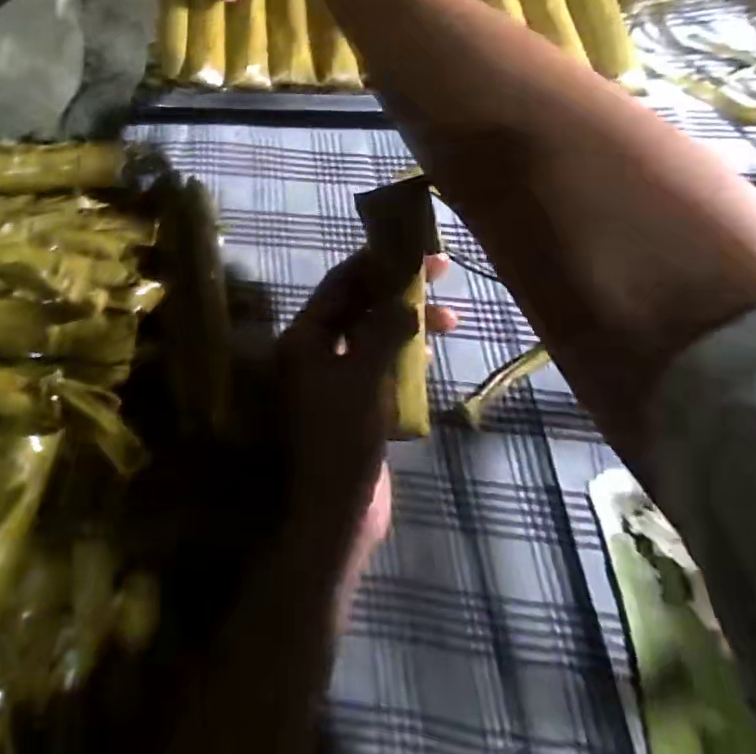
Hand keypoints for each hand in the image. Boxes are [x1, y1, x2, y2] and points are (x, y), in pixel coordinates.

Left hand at [276, 251, 460, 546]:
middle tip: (442, 273)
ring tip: (450, 318)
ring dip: (407, 321)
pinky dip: (404, 352)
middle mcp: (314, 349)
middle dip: (397, 289)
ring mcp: (334, 374)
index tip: (414, 247)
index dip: (375, 262)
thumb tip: (404, 298)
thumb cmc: (344, 438)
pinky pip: (380, 362)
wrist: (338, 507)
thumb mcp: (365, 378)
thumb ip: (384, 332)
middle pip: (357, 305)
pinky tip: (432, 352)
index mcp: (304, 337)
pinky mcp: (354, 398)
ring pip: (373, 333)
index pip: (339, 284)